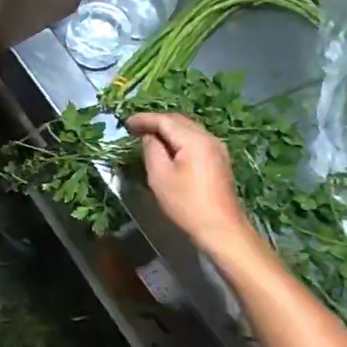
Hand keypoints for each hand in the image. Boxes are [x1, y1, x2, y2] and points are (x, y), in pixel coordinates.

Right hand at [127, 112, 249, 243]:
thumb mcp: (160, 176)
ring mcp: (217, 148)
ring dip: (168, 130)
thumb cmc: (186, 203)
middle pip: (179, 121)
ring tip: (148, 135)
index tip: (126, 122)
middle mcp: (209, 138)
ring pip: (188, 129)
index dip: (144, 119)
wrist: (220, 227)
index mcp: (194, 140)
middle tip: (134, 128)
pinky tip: (168, 147)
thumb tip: (148, 136)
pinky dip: (179, 138)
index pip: (165, 120)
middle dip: (156, 122)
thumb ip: (151, 150)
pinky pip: (195, 140)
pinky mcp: (219, 159)